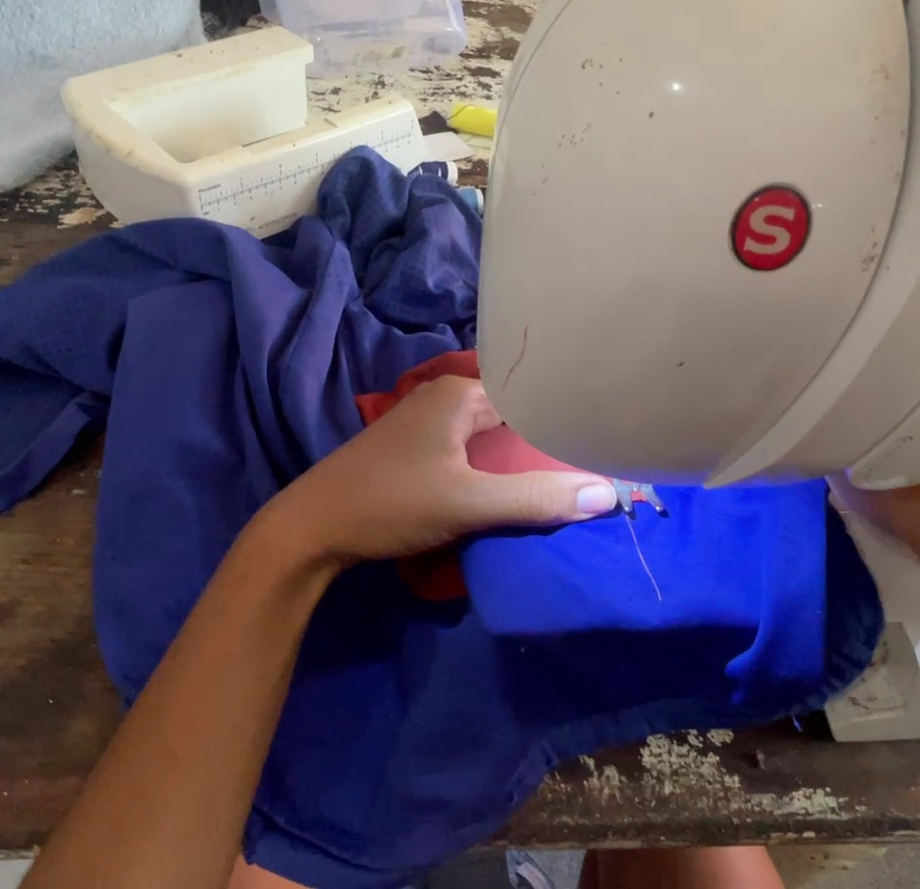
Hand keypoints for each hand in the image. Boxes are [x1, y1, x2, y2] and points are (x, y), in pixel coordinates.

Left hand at [253, 376, 617, 565]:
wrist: (312, 528)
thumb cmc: (391, 503)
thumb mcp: (468, 503)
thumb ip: (536, 499)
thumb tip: (608, 495)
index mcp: (460, 394)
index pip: (532, 392)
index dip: (568, 415)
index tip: (606, 437)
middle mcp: (445, 398)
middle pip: (514, 413)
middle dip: (549, 438)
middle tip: (598, 461)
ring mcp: (427, 424)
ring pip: (492, 434)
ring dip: (522, 455)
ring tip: (569, 476)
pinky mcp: (417, 451)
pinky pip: (472, 449)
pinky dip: (496, 466)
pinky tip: (515, 488)